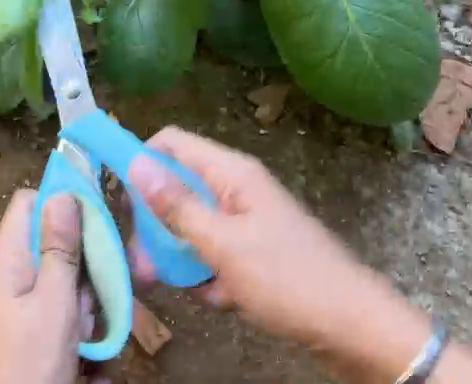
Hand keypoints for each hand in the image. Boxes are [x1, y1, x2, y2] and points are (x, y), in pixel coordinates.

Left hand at [0, 191, 85, 383]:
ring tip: (86, 343)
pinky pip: (67, 322)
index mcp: (7, 257)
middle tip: (92, 302)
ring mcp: (25, 307)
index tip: (98, 219)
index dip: (63, 203)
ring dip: (88, 312)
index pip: (31, 202)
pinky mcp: (37, 336)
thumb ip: (61, 249)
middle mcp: (13, 274)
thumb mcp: (52, 304)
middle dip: (85, 272)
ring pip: (69, 288)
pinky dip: (83, 340)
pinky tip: (89, 368)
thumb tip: (64, 192)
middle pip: (58, 247)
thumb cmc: (28, 366)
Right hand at [127, 128, 471, 383]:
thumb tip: (134, 163)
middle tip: (139, 259)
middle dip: (155, 221)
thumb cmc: (288, 279)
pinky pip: (215, 251)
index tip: (115, 193)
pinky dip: (209, 272)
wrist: (356, 329)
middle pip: (178, 186)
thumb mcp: (223, 245)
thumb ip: (176, 206)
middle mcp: (236, 188)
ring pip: (193, 224)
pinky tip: (218, 298)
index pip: (171, 143)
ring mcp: (247, 220)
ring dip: (179, 253)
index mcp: (230, 172)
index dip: (140, 159)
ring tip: (174, 285)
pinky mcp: (256, 251)